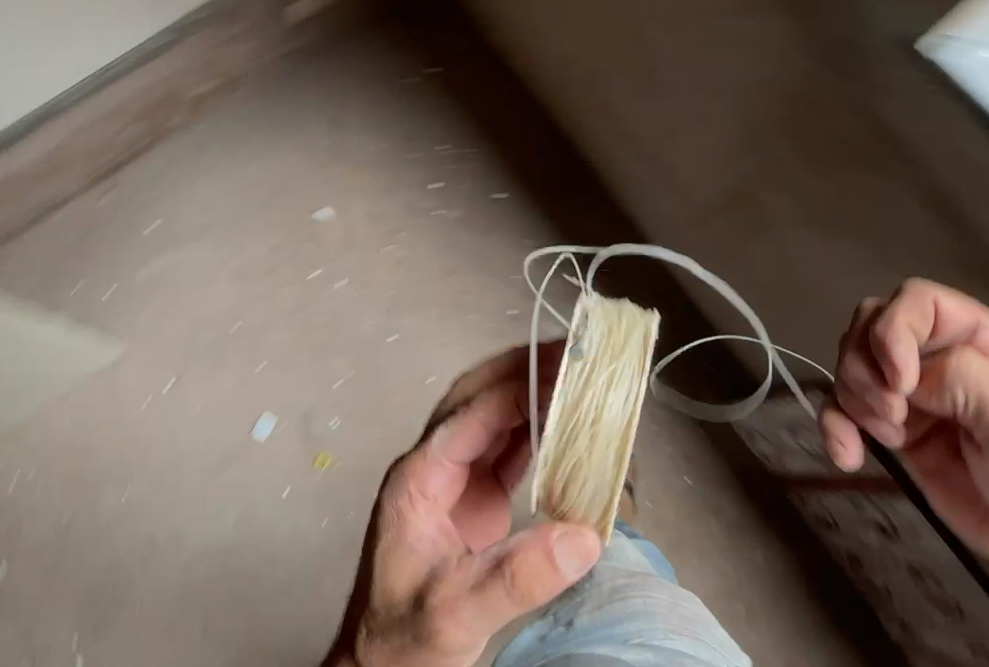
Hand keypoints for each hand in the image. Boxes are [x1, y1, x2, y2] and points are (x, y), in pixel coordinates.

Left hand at [325, 343, 603, 666]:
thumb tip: (585, 537)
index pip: (469, 415)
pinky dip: (538, 431)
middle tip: (569, 351)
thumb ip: (516, 577)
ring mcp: (453, 481)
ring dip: (531, 393)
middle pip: (475, 398)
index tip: (561, 370)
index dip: (514, 390)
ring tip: (576, 373)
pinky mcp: (474, 500)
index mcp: (419, 477)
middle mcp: (434, 466)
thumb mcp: (457, 612)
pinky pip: (507, 450)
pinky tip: (567, 424)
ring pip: (492, 418)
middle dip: (520, 370)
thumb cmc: (403, 639)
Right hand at [820, 279, 988, 585]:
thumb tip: (902, 376)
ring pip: (853, 366)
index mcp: (986, 342)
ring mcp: (917, 395)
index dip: (894, 329)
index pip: (918, 302)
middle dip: (866, 366)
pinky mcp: (896, 431)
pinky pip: (844, 410)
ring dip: (854, 399)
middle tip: (891, 415)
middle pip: (872, 326)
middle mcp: (945, 358)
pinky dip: (834, 427)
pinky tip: (847, 456)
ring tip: (888, 440)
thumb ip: (964, 377)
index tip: (900, 383)